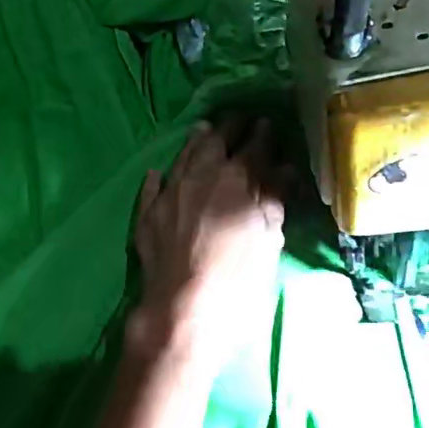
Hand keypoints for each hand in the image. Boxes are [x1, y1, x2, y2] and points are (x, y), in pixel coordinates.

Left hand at [131, 119, 286, 365]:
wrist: (182, 309)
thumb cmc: (237, 280)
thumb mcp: (268, 240)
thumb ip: (273, 201)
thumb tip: (281, 171)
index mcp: (236, 181)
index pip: (253, 149)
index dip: (261, 136)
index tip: (266, 123)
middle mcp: (199, 178)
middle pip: (215, 144)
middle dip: (229, 129)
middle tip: (237, 118)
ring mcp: (168, 194)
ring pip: (182, 158)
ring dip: (195, 143)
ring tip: (203, 130)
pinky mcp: (147, 215)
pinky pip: (151, 188)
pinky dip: (158, 178)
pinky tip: (159, 172)